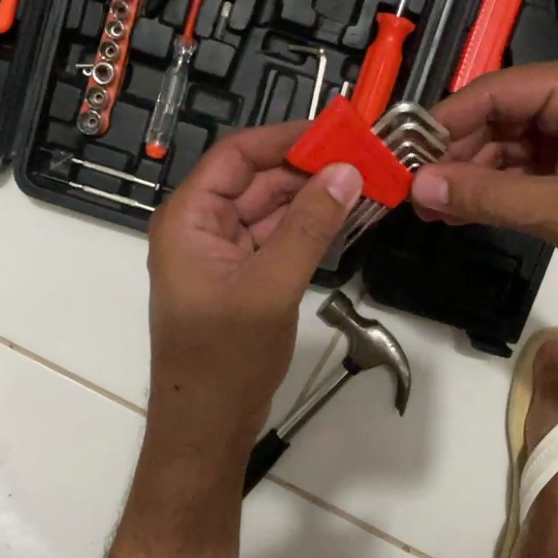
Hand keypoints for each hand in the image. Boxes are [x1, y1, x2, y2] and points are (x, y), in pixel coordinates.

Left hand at [147, 123, 362, 445]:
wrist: (207, 426)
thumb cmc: (225, 357)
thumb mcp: (271, 287)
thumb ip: (310, 227)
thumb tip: (347, 171)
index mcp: (189, 218)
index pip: (238, 155)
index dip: (287, 138)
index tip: (340, 132)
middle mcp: (201, 227)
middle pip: (257, 179)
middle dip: (309, 169)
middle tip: (367, 159)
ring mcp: (221, 253)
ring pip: (271, 209)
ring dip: (314, 199)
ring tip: (368, 185)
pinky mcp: (241, 277)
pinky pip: (277, 239)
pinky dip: (309, 230)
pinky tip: (347, 220)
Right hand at [410, 52, 557, 308]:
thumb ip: (485, 195)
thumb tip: (418, 186)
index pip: (495, 91)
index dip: (443, 123)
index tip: (400, 154)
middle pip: (498, 117)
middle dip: (455, 156)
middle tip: (410, 190)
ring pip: (509, 146)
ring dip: (471, 178)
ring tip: (429, 209)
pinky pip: (528, 168)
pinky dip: (497, 191)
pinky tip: (460, 212)